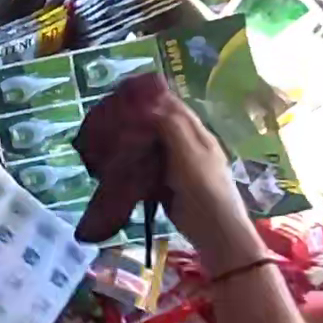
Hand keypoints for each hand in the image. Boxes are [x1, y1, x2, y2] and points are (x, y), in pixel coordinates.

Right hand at [71, 74, 265, 273]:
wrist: (214, 232)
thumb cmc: (205, 191)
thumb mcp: (190, 155)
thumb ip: (172, 128)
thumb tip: (149, 103)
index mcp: (197, 135)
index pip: (174, 106)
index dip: (153, 95)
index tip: (126, 90)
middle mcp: (188, 146)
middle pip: (161, 123)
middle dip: (139, 115)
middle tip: (110, 111)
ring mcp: (177, 165)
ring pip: (152, 143)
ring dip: (134, 135)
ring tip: (108, 130)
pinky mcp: (165, 182)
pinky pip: (146, 162)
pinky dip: (133, 156)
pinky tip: (116, 156)